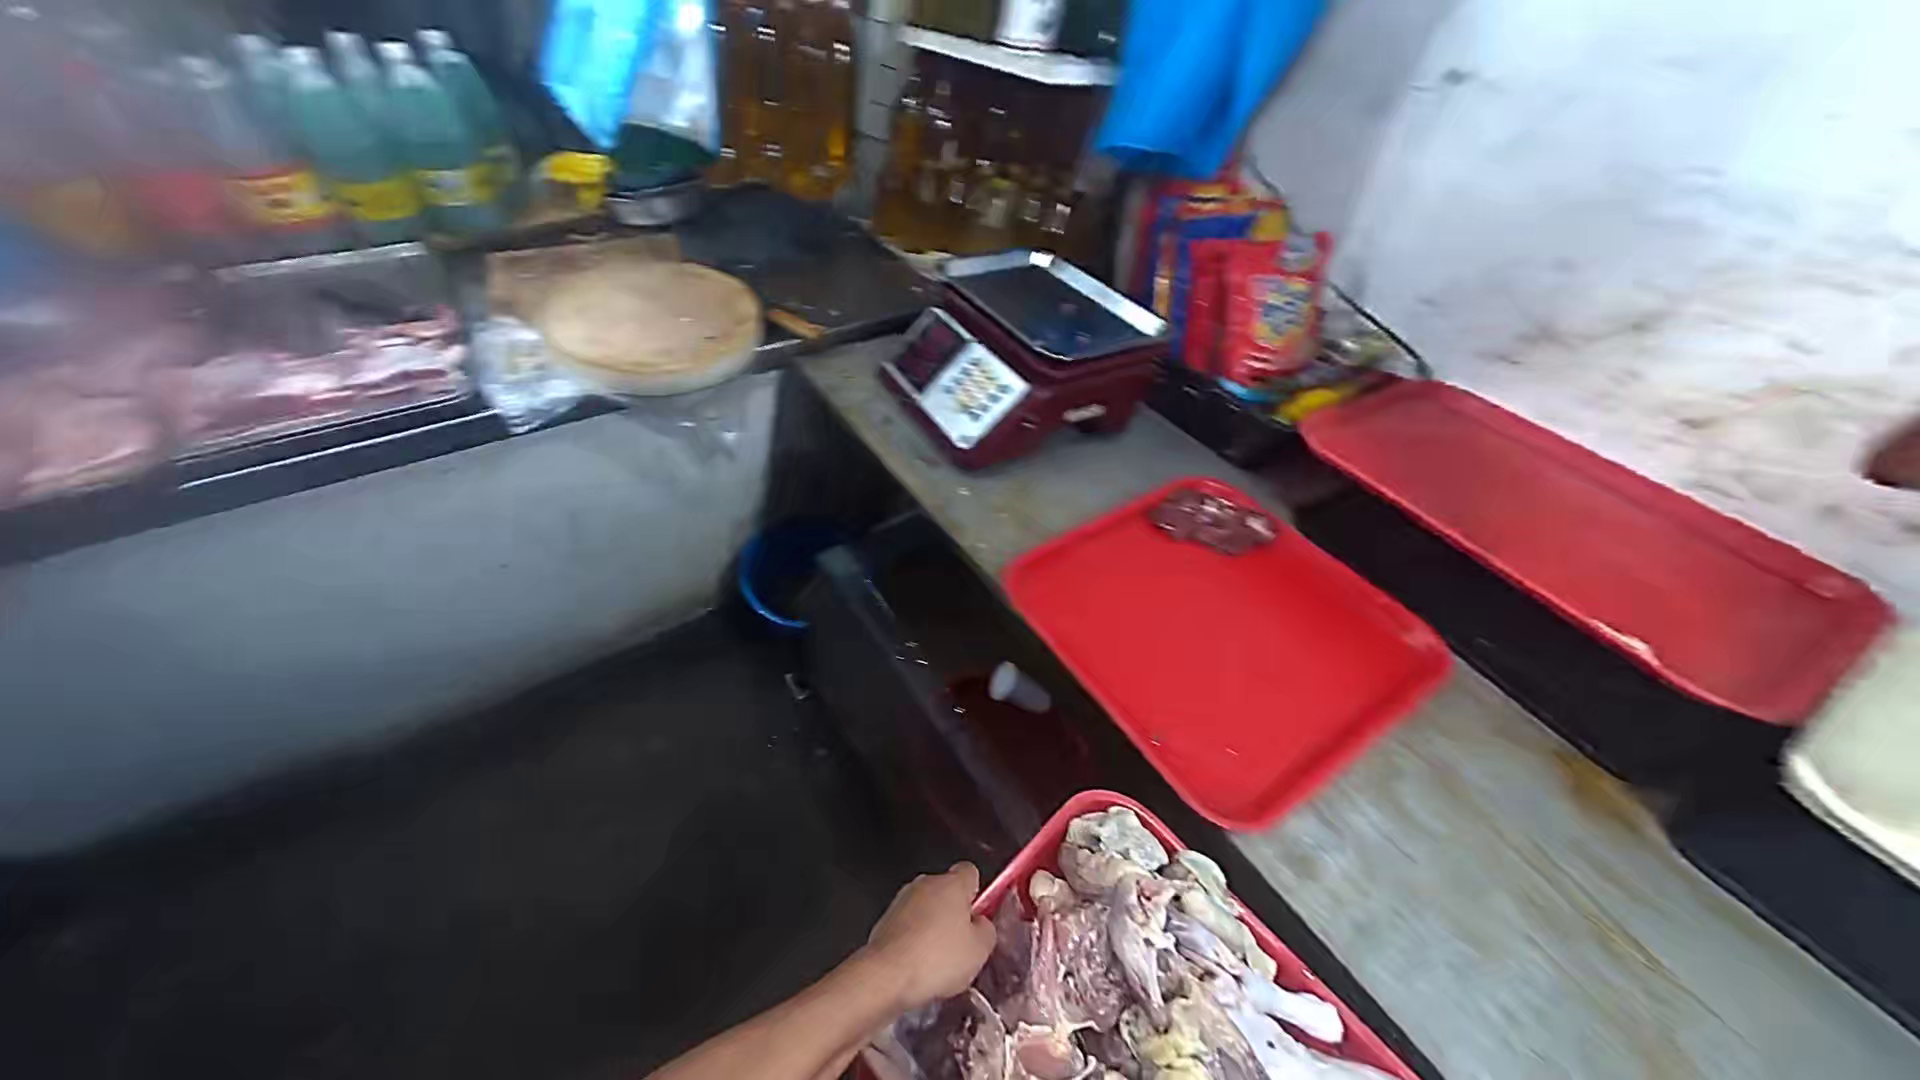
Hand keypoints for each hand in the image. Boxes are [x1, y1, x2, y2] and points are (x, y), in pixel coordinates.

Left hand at [864, 862, 996, 1009]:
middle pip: (946, 891)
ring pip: (926, 909)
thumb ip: (986, 930)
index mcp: (952, 883)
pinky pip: (907, 926)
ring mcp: (902, 900)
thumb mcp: (980, 950)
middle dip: (954, 914)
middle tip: (961, 945)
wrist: (887, 976)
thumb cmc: (937, 958)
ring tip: (938, 963)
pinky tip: (917, 967)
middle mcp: (925, 883)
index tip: (978, 915)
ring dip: (932, 928)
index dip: (976, 892)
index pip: (969, 872)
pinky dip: (913, 941)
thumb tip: (980, 925)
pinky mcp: (884, 920)